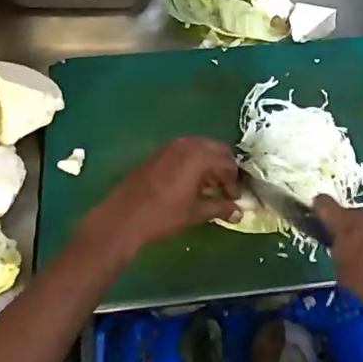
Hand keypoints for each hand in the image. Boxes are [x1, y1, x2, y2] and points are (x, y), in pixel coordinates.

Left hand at [78, 137, 241, 259]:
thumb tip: (238, 212)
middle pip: (217, 149)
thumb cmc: (163, 215)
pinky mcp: (158, 152)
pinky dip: (194, 161)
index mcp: (200, 156)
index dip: (234, 182)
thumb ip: (220, 207)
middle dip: (224, 168)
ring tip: (209, 186)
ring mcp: (170, 146)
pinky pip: (185, 150)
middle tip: (225, 189)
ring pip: (200, 147)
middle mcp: (187, 144)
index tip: (233, 199)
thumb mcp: (196, 213)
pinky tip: (191, 182)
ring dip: (209, 163)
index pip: (228, 163)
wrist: (123, 217)